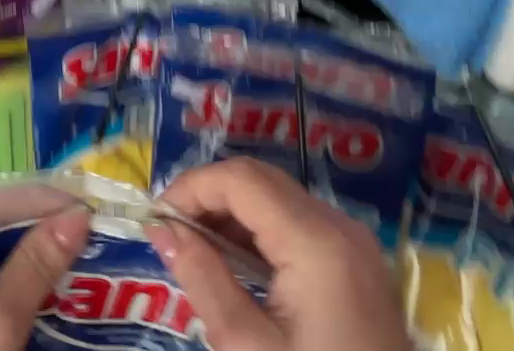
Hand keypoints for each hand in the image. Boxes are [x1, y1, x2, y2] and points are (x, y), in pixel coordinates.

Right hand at [149, 158, 411, 350]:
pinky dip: (258, 229)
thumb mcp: (248, 346)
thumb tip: (161, 231)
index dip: (191, 188)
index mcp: (316, 242)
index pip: (239, 179)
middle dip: (207, 196)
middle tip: (170, 232)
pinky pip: (297, 221)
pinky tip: (234, 262)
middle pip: (259, 179)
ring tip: (195, 248)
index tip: (156, 220)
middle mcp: (339, 225)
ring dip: (229, 211)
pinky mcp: (356, 261)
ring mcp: (353, 241)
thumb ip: (203, 279)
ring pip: (276, 196)